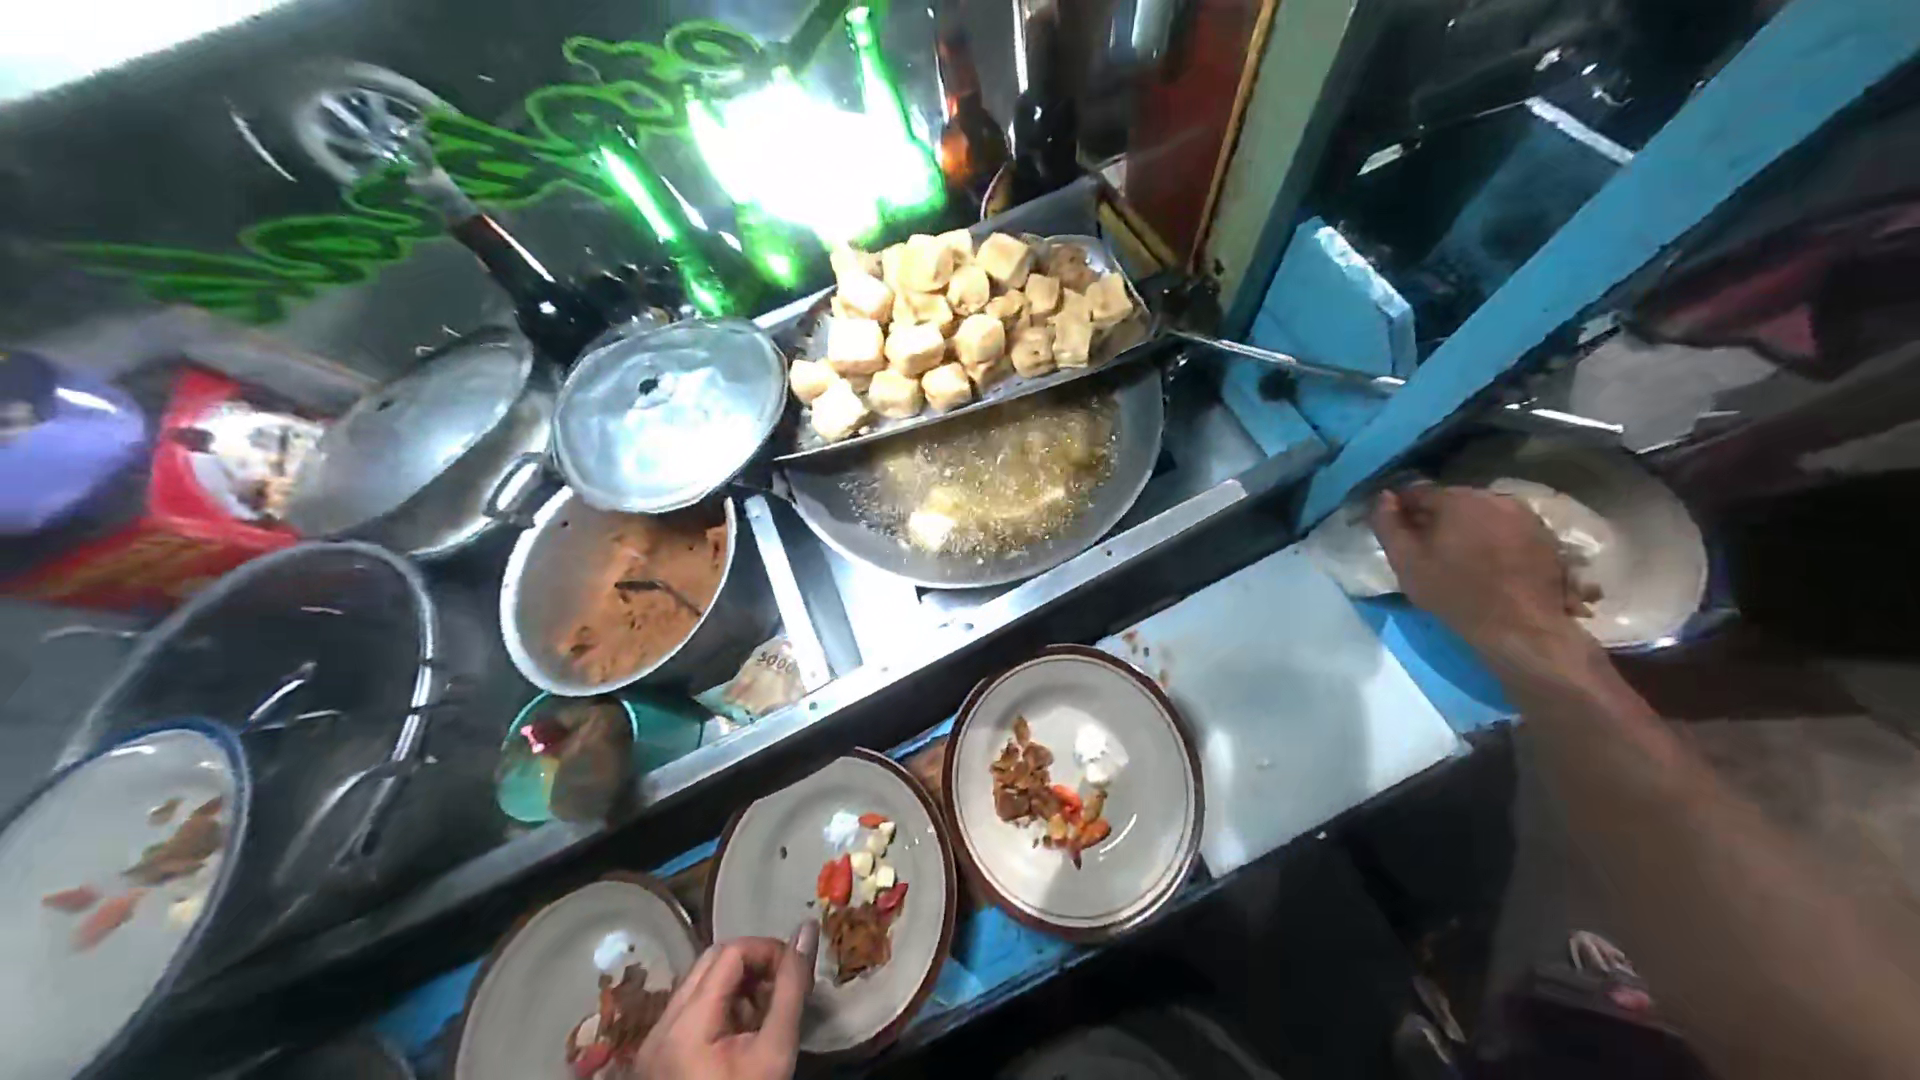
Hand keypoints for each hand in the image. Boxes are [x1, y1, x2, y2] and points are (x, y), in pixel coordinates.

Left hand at [633, 924, 816, 1079]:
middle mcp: (662, 1024)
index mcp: (686, 1022)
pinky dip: (723, 1007)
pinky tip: (744, 1034)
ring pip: (701, 983)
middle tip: (783, 987)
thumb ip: (792, 986)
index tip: (796, 973)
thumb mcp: (776, 1051)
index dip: (769, 951)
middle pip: (712, 961)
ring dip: (740, 984)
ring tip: (767, 1013)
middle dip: (754, 964)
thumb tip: (808, 928)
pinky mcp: (658, 1059)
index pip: (731, 951)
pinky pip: (692, 1010)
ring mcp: (655, 1043)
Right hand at [1370, 484, 1587, 662]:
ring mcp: (1525, 515)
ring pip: (1480, 511)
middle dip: (1434, 515)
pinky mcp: (1544, 534)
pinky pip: (1505, 525)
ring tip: (1455, 552)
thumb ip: (1388, 524)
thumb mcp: (1405, 561)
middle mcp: (1494, 497)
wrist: (1519, 626)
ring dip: (1464, 524)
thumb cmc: (1453, 591)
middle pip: (1452, 499)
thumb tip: (1383, 496)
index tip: (1395, 528)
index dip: (1401, 508)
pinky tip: (1484, 559)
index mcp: (1457, 500)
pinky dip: (1490, 535)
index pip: (1418, 491)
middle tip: (1422, 543)